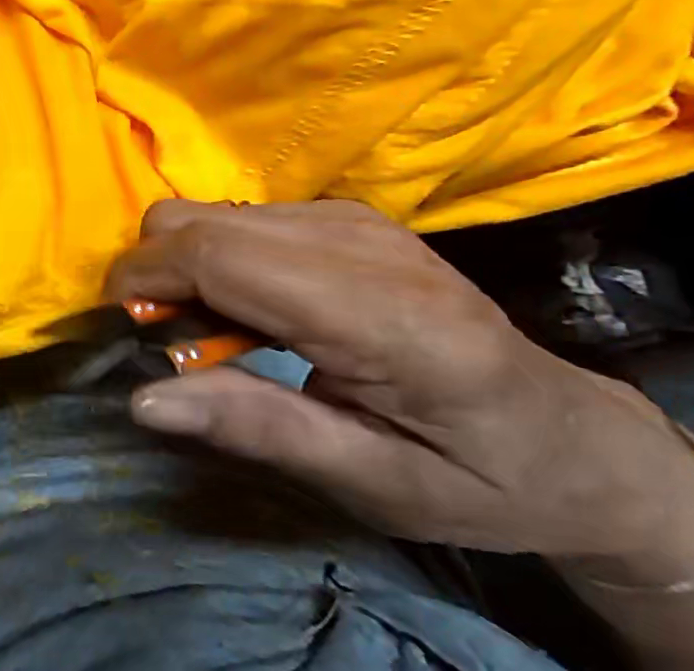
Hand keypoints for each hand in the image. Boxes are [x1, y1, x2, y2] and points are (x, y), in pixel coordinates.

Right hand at [105, 200, 693, 582]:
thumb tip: (143, 398)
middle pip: (200, 218)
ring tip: (212, 335)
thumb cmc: (481, 478)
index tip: (122, 332)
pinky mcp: (344, 215)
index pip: (221, 257)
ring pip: (210, 210)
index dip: (146, 281)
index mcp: (378, 313)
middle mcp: (359, 241)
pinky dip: (215, 257)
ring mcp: (352, 219)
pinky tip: (248, 311)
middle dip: (154, 272)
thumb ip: (258, 429)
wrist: (571, 434)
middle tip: (170, 346)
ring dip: (183, 266)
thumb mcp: (372, 483)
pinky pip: (239, 216)